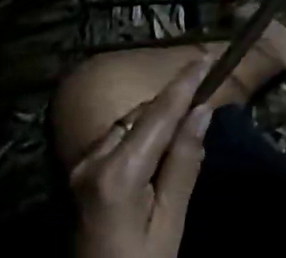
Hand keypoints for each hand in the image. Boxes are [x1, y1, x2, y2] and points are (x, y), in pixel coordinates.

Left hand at [70, 60, 213, 257]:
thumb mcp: (169, 225)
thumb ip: (184, 163)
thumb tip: (201, 111)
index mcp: (117, 173)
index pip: (159, 114)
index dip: (185, 84)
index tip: (207, 59)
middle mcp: (92, 160)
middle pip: (141, 115)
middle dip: (172, 102)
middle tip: (204, 95)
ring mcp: (80, 168)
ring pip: (127, 124)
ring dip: (155, 117)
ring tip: (186, 118)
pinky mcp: (78, 177)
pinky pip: (115, 140)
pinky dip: (139, 134)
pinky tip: (157, 143)